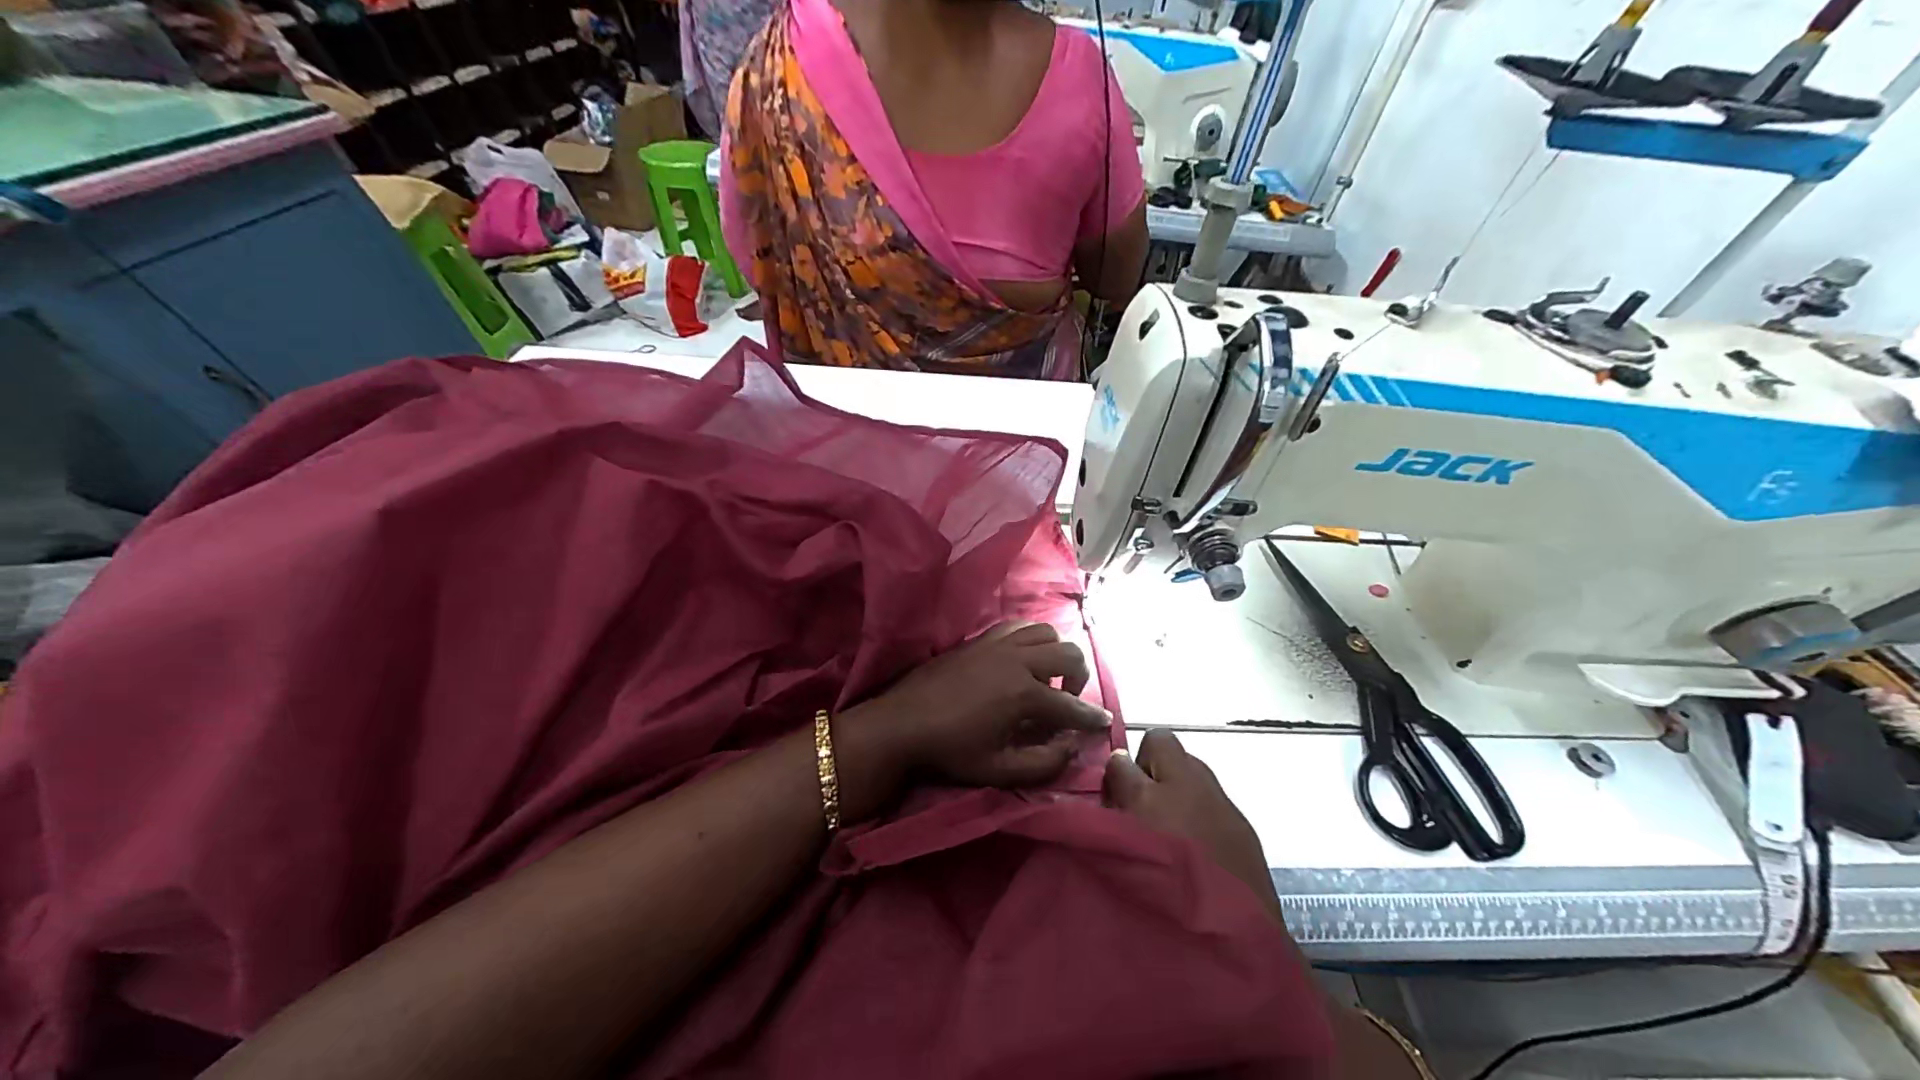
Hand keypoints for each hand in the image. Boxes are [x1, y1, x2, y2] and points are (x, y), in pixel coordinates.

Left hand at [845, 622, 1111, 791]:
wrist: (900, 724)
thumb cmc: (950, 751)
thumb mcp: (999, 770)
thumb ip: (1043, 762)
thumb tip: (1071, 747)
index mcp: (1023, 694)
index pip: (1072, 706)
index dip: (1092, 719)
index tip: (1104, 724)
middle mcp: (1016, 660)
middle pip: (1068, 654)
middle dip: (1080, 677)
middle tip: (1069, 700)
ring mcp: (996, 644)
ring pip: (1044, 632)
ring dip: (1055, 653)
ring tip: (1045, 677)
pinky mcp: (978, 638)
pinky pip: (1017, 626)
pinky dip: (1030, 638)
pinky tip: (1020, 659)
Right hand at [1104, 730, 1280, 917]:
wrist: (1233, 942)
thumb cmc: (1161, 898)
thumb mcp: (1120, 857)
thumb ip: (1109, 821)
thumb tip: (1107, 794)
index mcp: (1146, 797)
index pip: (1120, 760)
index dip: (1115, 776)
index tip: (1113, 797)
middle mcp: (1184, 786)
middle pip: (1162, 743)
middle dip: (1149, 765)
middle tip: (1141, 804)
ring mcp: (1218, 802)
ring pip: (1190, 767)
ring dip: (1177, 786)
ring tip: (1169, 827)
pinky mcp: (1243, 825)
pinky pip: (1213, 798)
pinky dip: (1201, 809)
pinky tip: (1198, 847)